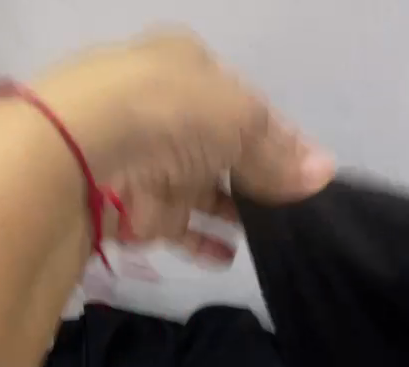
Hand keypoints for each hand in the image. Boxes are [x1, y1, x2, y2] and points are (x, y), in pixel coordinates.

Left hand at [31, 32, 333, 264]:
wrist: (83, 152)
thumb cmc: (169, 114)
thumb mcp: (239, 120)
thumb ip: (280, 154)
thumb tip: (324, 173)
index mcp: (190, 68)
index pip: (247, 108)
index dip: (280, 141)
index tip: (308, 177)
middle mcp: (171, 112)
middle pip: (228, 152)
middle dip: (260, 181)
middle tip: (296, 212)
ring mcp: (155, 162)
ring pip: (207, 192)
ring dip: (237, 214)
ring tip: (274, 238)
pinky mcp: (141, 209)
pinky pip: (183, 229)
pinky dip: (206, 243)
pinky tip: (231, 256)